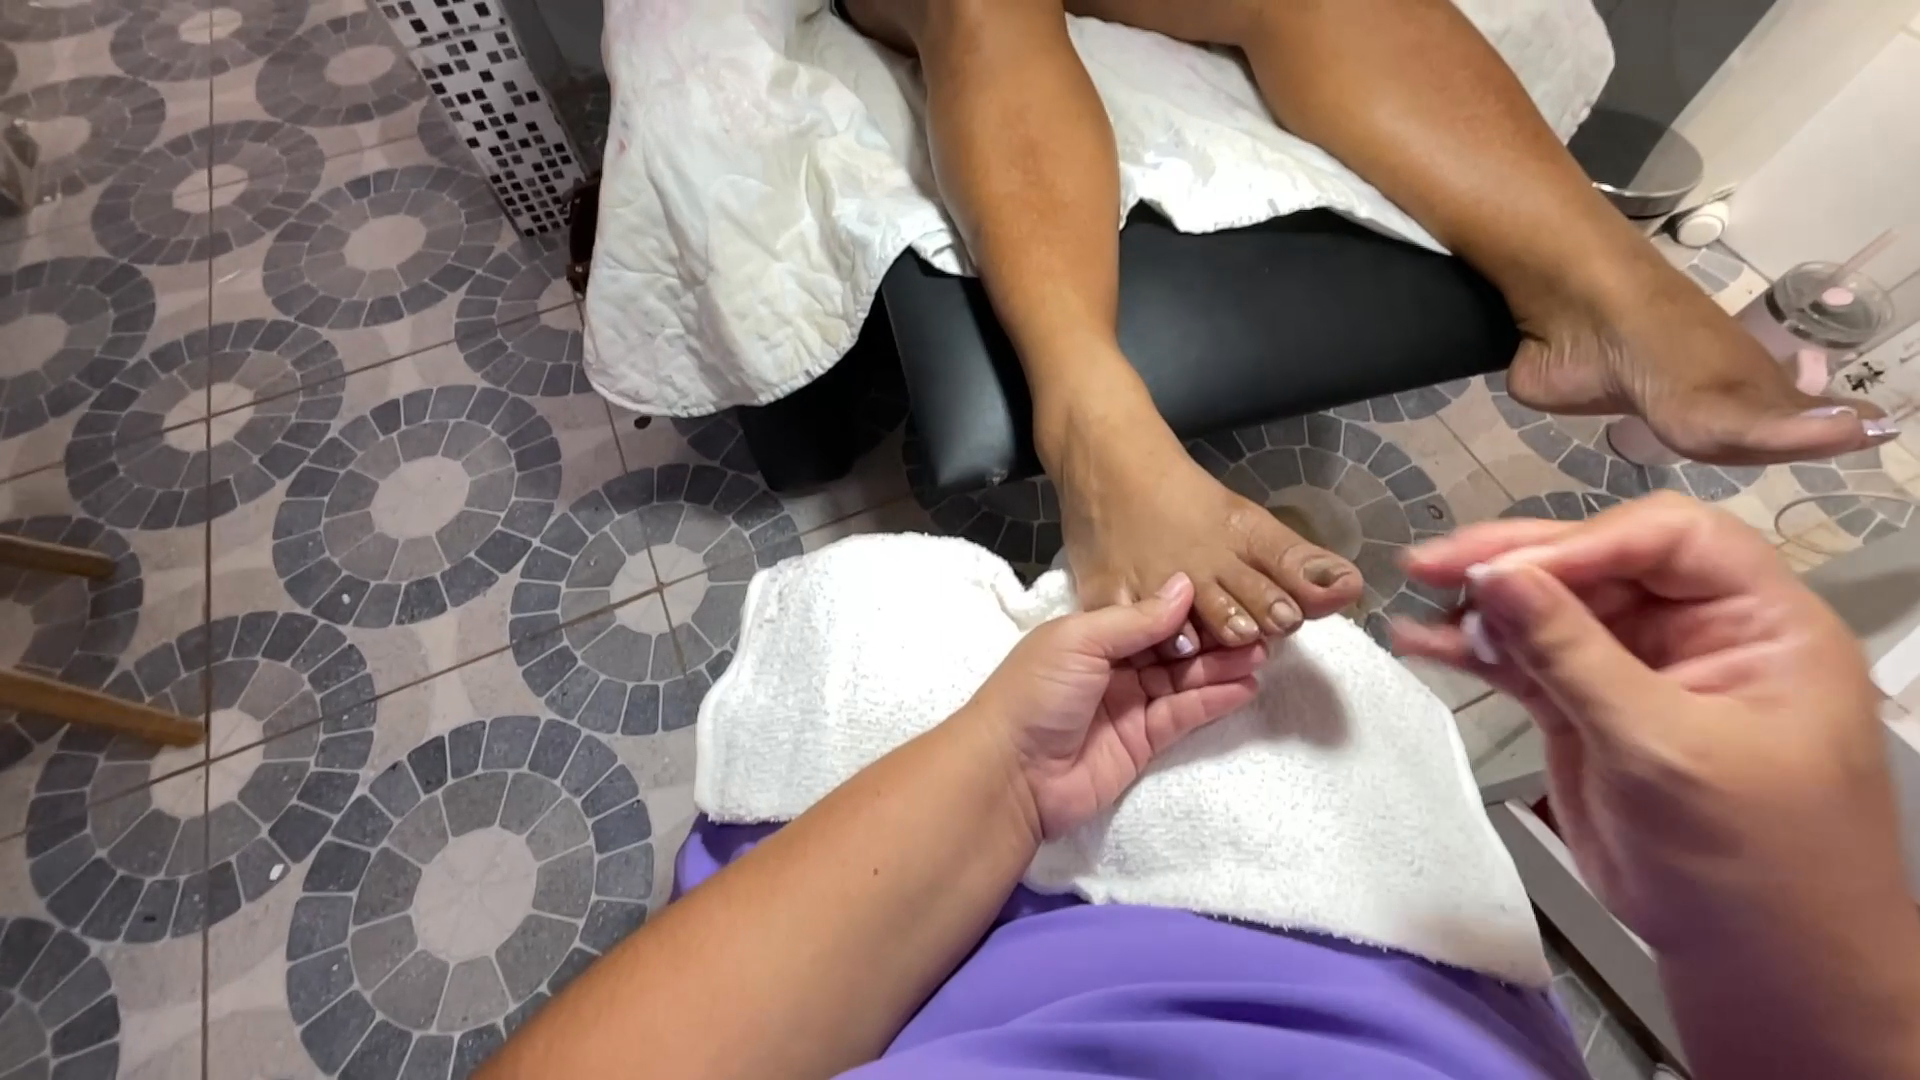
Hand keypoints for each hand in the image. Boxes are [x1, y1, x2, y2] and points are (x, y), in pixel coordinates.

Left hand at [958, 573, 1264, 840]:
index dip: (1186, 608)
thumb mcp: (1079, 639)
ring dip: (1220, 667)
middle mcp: (1110, 666)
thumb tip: (1183, 584)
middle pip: (1170, 647)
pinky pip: (1182, 715)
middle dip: (1211, 637)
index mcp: (1089, 634)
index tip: (1229, 594)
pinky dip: (1212, 701)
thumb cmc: (1037, 691)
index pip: (1146, 615)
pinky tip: (1245, 686)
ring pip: (1182, 680)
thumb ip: (1135, 618)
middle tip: (1259, 627)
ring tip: (1263, 653)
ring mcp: (1127, 705)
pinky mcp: (1141, 742)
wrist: (1012, 772)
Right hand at [1393, 492, 1903, 950]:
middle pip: (1590, 563)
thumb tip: (1493, 575)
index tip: (1502, 572)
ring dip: (1479, 605)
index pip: (1665, 540)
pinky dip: (1468, 648)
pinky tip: (1420, 642)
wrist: (1747, 955)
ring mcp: (1628, 665)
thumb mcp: (1659, 744)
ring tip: (1416, 600)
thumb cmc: (1747, 855)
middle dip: (1508, 562)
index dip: (1581, 543)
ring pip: (1543, 607)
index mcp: (1755, 623)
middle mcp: (1691, 629)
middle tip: (1428, 564)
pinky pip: (1517, 657)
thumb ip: (1570, 652)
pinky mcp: (1578, 702)